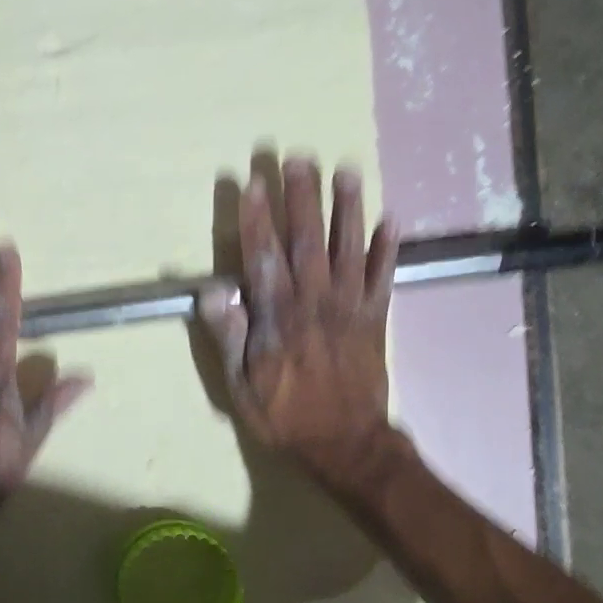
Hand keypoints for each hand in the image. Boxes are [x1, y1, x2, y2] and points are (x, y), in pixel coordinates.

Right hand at [199, 158, 403, 495]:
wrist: (347, 444)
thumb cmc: (284, 416)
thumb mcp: (240, 386)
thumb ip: (228, 336)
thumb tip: (212, 290)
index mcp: (278, 318)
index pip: (264, 258)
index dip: (258, 220)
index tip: (254, 184)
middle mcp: (315, 302)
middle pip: (308, 241)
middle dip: (302, 198)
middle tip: (299, 158)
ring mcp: (351, 308)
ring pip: (349, 249)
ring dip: (348, 209)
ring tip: (347, 172)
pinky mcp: (377, 319)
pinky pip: (384, 278)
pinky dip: (388, 249)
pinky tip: (390, 220)